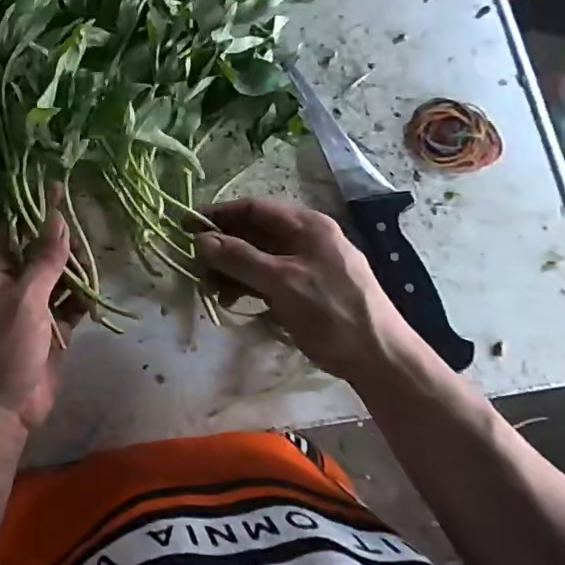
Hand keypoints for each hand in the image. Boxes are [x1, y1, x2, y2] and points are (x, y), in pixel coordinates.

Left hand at [0, 206, 76, 431]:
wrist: (4, 410)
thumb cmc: (4, 349)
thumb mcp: (24, 299)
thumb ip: (44, 261)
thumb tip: (57, 219)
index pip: (11, 232)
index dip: (31, 210)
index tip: (55, 188)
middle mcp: (12, 288)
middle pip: (39, 255)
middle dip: (61, 240)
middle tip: (88, 220)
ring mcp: (33, 312)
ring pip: (58, 281)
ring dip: (76, 271)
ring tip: (98, 253)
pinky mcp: (52, 333)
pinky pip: (70, 308)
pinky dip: (82, 301)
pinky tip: (97, 293)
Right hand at [193, 197, 423, 384]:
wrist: (378, 356)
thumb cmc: (330, 312)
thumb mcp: (281, 282)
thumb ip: (240, 258)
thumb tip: (201, 240)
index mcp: (308, 226)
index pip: (255, 208)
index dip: (219, 214)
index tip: (186, 225)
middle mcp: (309, 239)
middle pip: (257, 233)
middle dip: (224, 246)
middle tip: (195, 264)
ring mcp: (311, 265)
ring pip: (263, 258)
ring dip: (235, 269)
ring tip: (210, 288)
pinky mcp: (311, 290)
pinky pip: (273, 278)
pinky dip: (251, 285)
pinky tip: (234, 300)